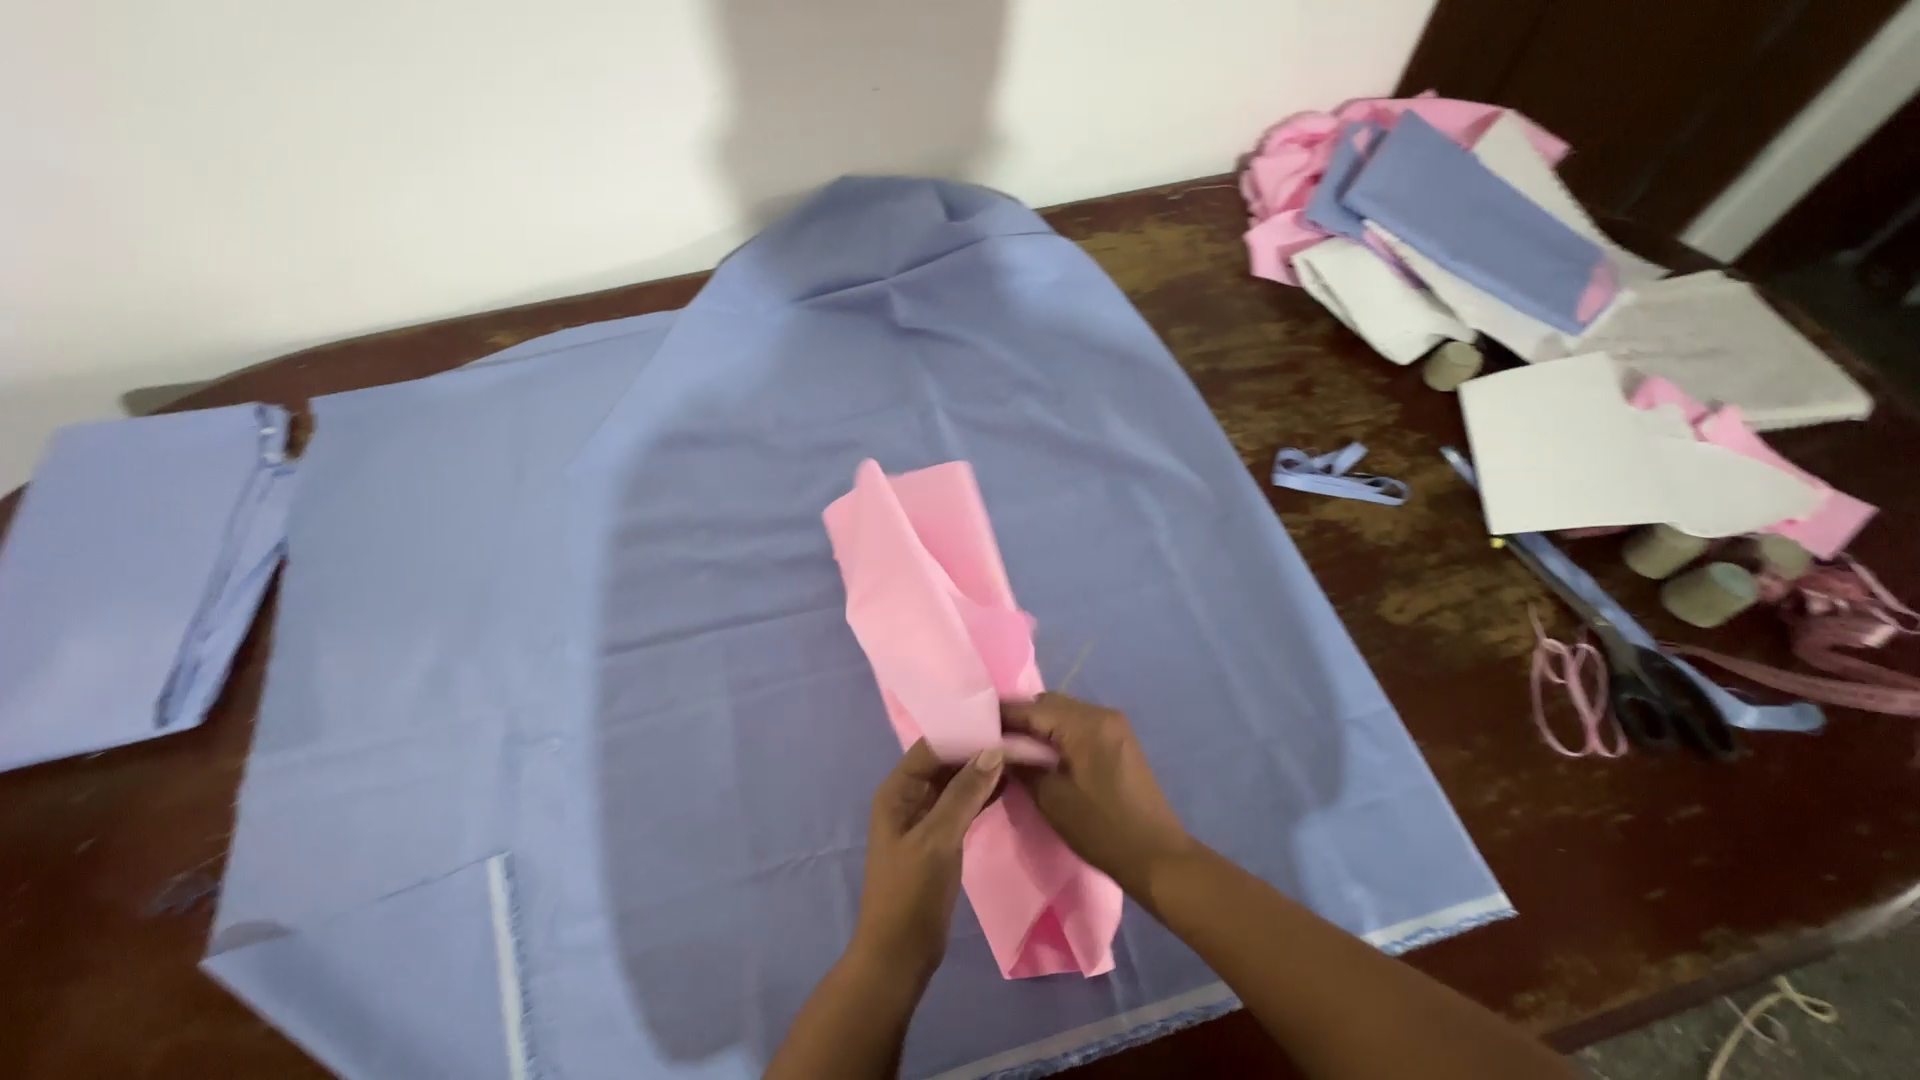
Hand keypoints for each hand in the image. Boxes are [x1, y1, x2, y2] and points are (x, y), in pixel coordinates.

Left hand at [853, 738, 1004, 978]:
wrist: (899, 953)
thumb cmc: (912, 892)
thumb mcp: (939, 838)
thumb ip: (964, 793)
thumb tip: (993, 750)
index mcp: (897, 791)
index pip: (932, 746)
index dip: (964, 732)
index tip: (1002, 723)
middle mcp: (907, 798)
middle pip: (945, 762)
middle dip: (977, 750)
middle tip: (1018, 739)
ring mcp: (923, 819)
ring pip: (955, 783)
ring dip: (982, 772)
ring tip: (1020, 758)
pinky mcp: (939, 839)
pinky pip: (961, 806)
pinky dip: (982, 796)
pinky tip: (1008, 787)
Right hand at [1003, 693, 1193, 894]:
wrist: (1156, 855)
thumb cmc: (1102, 829)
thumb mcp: (1052, 799)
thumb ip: (1023, 766)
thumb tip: (1000, 751)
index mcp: (1086, 724)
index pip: (1032, 708)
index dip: (1001, 716)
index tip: (973, 726)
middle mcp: (1102, 714)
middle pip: (1049, 704)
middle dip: (1020, 719)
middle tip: (993, 741)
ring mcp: (1115, 726)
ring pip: (1065, 713)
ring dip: (1040, 725)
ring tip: (1014, 749)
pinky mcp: (1120, 740)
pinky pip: (1080, 725)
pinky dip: (1059, 733)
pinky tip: (1042, 754)